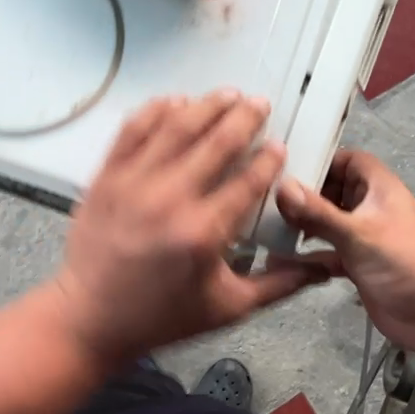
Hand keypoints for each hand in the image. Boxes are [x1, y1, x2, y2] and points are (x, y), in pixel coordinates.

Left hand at [52, 91, 331, 364]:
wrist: (90, 319)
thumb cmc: (163, 316)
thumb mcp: (228, 308)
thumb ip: (279, 284)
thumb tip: (324, 268)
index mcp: (203, 233)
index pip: (247, 181)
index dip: (268, 159)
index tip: (279, 146)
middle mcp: (170, 200)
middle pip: (216, 142)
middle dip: (244, 118)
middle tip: (260, 104)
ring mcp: (133, 183)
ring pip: (176, 127)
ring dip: (206, 106)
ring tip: (228, 94)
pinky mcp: (106, 177)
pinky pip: (133, 130)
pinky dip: (156, 111)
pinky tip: (176, 101)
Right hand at [276, 150, 414, 352]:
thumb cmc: (403, 264)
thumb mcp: (358, 234)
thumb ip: (318, 212)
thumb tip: (281, 187)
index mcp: (380, 188)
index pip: (348, 160)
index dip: (321, 161)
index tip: (286, 171)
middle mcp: (371, 207)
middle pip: (333, 191)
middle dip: (304, 196)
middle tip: (267, 202)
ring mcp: (365, 237)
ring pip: (328, 223)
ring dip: (303, 227)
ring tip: (267, 230)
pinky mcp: (358, 264)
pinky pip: (329, 253)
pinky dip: (310, 256)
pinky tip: (282, 262)